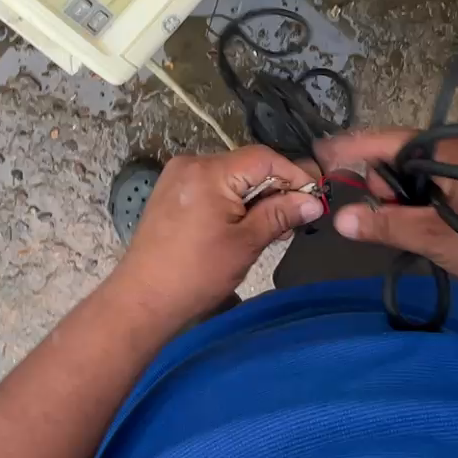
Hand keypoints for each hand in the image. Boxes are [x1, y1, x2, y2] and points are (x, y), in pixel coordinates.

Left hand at [110, 146, 323, 325]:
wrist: (142, 300)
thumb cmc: (196, 274)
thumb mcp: (245, 244)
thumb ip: (280, 215)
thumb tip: (314, 201)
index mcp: (208, 171)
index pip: (263, 157)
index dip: (294, 174)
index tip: (315, 198)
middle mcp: (191, 163)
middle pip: (247, 164)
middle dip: (275, 187)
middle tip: (297, 216)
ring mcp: (178, 176)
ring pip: (231, 175)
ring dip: (255, 195)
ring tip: (272, 225)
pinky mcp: (171, 191)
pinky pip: (213, 185)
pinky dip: (233, 199)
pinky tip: (244, 224)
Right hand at [314, 128, 457, 298]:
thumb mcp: (434, 237)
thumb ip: (384, 225)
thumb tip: (339, 219)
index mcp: (443, 149)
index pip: (381, 140)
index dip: (347, 148)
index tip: (316, 156)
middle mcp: (453, 148)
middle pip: (394, 158)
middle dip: (382, 187)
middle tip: (390, 221)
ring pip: (412, 176)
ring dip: (401, 201)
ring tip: (414, 231)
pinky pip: (431, 186)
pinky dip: (418, 205)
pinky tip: (424, 228)